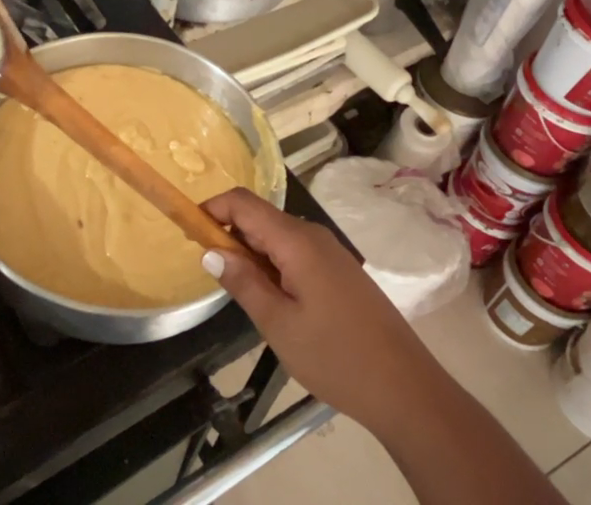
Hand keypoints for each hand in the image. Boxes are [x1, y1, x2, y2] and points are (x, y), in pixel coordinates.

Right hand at [202, 188, 443, 436]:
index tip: (186, 232)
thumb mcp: (278, 323)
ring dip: (251, 253)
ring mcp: (331, 253)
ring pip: (277, 237)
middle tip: (208, 272)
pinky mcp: (340, 272)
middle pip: (260, 217)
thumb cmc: (335, 357)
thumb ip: (243, 282)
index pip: (244, 203)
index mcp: (297, 241)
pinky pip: (296, 253)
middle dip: (228, 234)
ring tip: (238, 291)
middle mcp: (314, 236)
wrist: (404, 387)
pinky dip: (273, 264)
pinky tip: (271, 299)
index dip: (212, 209)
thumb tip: (210, 251)